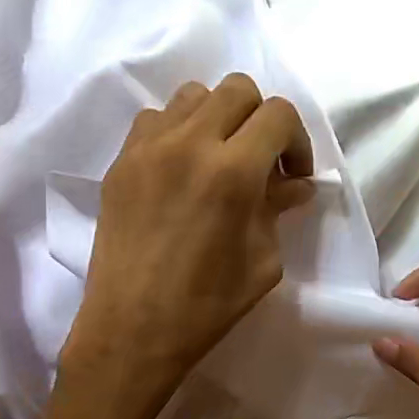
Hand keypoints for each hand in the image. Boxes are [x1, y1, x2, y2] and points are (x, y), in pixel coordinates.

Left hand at [61, 74, 313, 414]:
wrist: (134, 328)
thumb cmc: (209, 306)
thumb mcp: (263, 262)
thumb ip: (278, 210)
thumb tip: (293, 185)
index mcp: (233, 172)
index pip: (278, 115)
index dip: (297, 142)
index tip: (294, 177)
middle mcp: (189, 143)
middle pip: (238, 90)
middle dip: (262, 122)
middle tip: (263, 165)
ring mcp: (148, 147)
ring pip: (194, 96)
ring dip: (220, 120)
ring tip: (221, 163)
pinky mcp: (121, 161)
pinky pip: (157, 119)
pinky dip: (180, 133)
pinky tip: (183, 173)